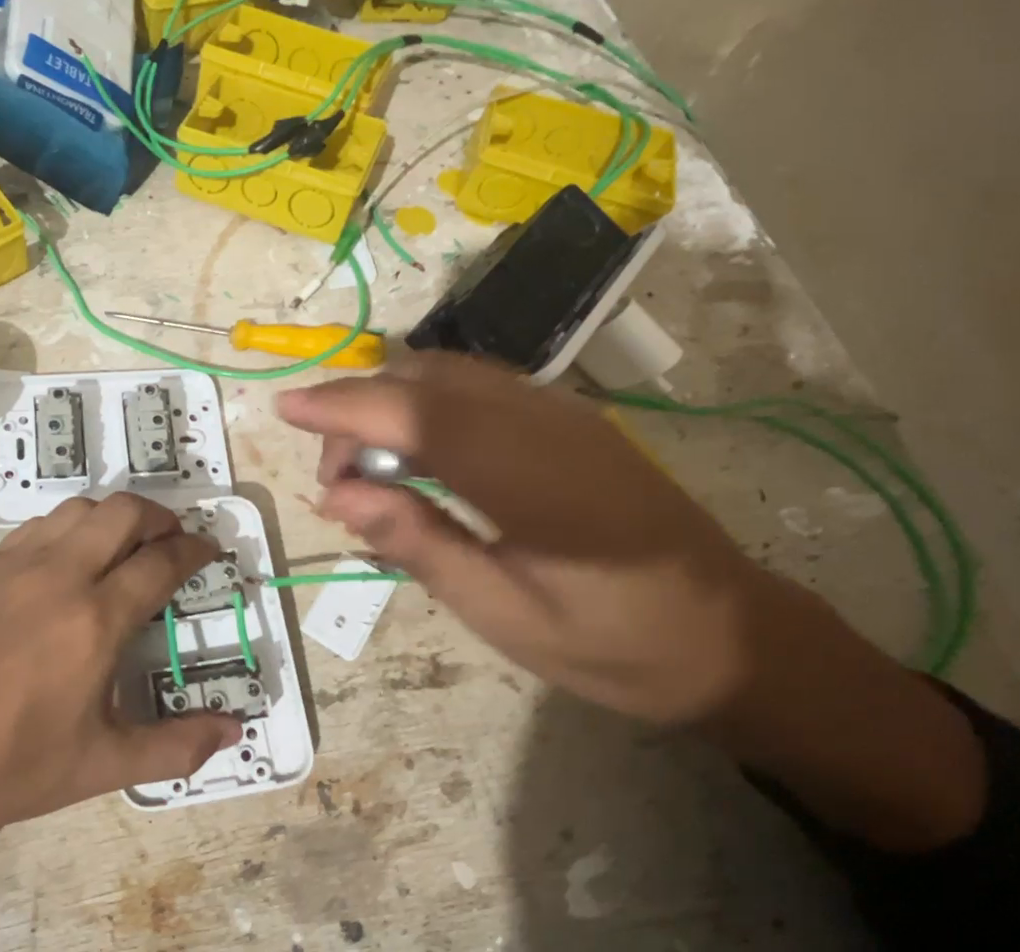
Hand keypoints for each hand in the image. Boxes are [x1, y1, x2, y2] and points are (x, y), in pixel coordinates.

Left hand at [0, 494, 241, 886]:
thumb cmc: (11, 766)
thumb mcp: (101, 767)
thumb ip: (175, 746)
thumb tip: (234, 732)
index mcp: (95, 619)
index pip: (160, 561)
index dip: (194, 550)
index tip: (211, 550)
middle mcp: (58, 576)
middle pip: (122, 512)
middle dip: (158, 517)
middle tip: (173, 542)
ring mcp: (14, 567)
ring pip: (76, 508)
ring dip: (111, 516)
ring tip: (125, 546)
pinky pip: (35, 526)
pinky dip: (66, 528)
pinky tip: (66, 560)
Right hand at [278, 354, 984, 851]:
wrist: (736, 639)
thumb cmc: (616, 645)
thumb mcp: (506, 616)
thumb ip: (419, 544)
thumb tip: (338, 497)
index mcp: (536, 479)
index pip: (420, 413)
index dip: (345, 405)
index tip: (283, 408)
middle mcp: (551, 424)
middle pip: (427, 379)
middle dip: (360, 412)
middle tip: (338, 487)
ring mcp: (566, 413)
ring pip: (451, 373)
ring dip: (392, 405)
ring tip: (370, 474)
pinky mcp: (571, 419)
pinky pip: (478, 387)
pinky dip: (427, 404)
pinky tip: (419, 456)